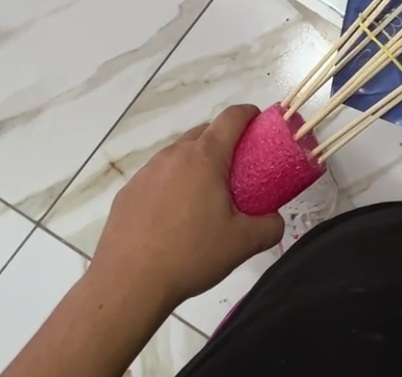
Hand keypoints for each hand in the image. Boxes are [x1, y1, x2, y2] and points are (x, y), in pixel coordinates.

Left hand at [88, 104, 283, 311]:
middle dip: (223, 140)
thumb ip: (270, 227)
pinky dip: (170, 184)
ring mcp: (146, 173)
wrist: (126, 287)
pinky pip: (156, 176)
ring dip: (195, 162)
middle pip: (204, 131)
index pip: (232, 116)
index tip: (259, 124)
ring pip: (178, 154)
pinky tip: (171, 216)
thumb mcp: (242, 244)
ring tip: (202, 196)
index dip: (249, 114)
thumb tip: (276, 222)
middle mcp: (174, 155)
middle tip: (235, 169)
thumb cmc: (189, 256)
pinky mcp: (127, 193)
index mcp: (205, 157)